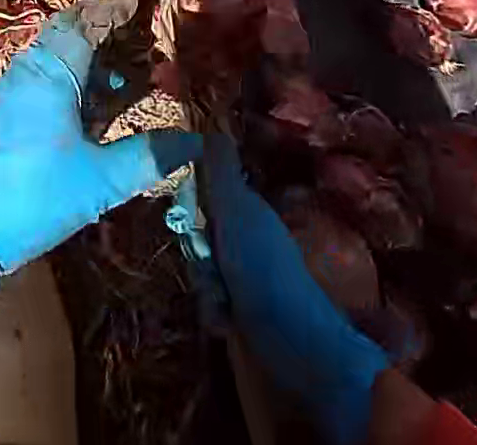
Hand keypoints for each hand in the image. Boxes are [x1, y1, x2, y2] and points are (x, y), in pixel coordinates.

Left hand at [0, 8, 201, 296]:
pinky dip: (72, 68)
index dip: (114, 9)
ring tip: (123, 63)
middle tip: (136, 24)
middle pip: (68, 28)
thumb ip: (149, 156)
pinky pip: (43, 70)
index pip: (85, 22)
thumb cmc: (36, 197)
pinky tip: (92, 95)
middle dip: (102, 21)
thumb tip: (195, 141)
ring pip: (54, 49)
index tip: (140, 0)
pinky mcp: (4, 107)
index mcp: (51, 75)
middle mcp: (28, 70)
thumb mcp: (101, 182)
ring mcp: (11, 87)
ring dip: (88, 47)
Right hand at [201, 135, 388, 444]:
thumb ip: (221, 172)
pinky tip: (223, 321)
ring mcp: (243, 275)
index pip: (204, 191)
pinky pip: (208, 299)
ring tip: (220, 299)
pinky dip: (211, 309)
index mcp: (248, 210)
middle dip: (196, 249)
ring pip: (200, 266)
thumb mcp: (239, 212)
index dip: (189, 202)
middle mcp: (245, 238)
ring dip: (203, 283)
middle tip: (209, 263)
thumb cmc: (264, 269)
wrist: (292, 348)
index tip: (184, 217)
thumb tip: (211, 128)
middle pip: (197, 230)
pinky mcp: (239, 310)